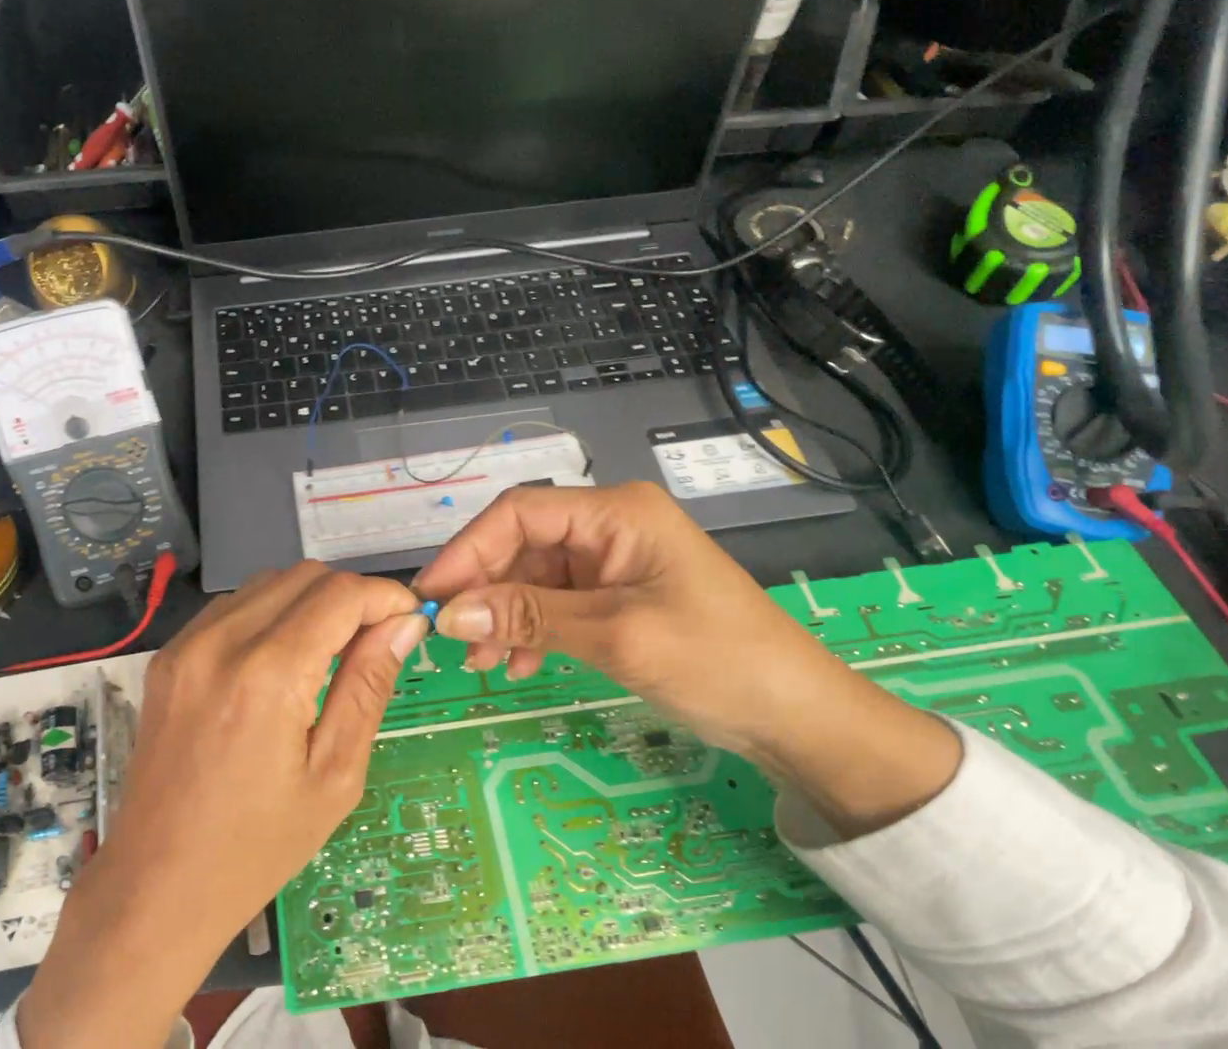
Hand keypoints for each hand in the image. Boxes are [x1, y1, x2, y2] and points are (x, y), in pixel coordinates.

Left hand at [17, 562, 426, 1048]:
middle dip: (351, 596)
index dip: (386, 597)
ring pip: (266, 583)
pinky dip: (269, 614)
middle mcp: (220, 642)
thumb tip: (404, 624)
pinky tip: (283, 660)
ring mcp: (185, 645)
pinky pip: (231, 608)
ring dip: (310, 601)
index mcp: (268, 674)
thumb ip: (368, 686)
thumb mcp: (334, 776)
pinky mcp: (168, 658)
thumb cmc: (258, 846)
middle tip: (376, 642)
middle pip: (304, 575)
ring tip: (332, 652)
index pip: (341, 594)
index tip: (410, 622)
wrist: (158, 883)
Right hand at [414, 483, 959, 832]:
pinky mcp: (617, 596)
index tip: (432, 597)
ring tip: (487, 663)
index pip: (519, 511)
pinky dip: (531, 630)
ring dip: (504, 615)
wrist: (796, 716)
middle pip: (522, 543)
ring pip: (533, 577)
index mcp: (618, 513)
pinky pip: (555, 603)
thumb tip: (449, 614)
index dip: (468, 550)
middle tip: (456, 642)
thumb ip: (530, 616)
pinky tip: (521, 663)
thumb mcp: (617, 636)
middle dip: (485, 590)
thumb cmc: (716, 661)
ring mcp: (614, 562)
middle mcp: (611, 527)